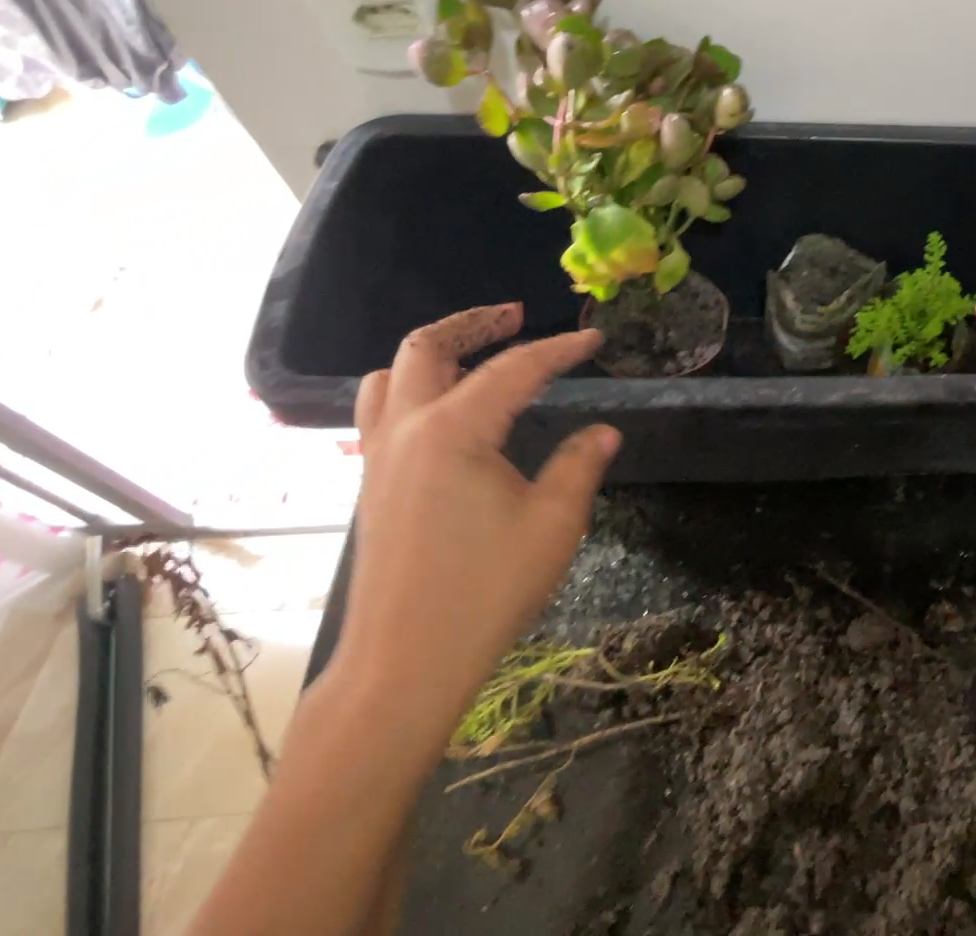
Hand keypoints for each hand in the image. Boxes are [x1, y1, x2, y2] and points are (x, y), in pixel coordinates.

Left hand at [333, 303, 618, 726]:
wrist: (406, 659)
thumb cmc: (487, 589)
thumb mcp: (554, 524)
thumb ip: (581, 465)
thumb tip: (604, 431)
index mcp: (454, 430)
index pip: (514, 369)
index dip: (558, 349)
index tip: (595, 339)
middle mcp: (406, 429)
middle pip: (426, 348)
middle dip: (473, 323)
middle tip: (514, 316)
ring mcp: (378, 457)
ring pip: (388, 376)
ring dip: (431, 353)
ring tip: (472, 356)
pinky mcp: (371, 486)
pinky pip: (380, 413)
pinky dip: (410, 390)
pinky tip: (444, 416)